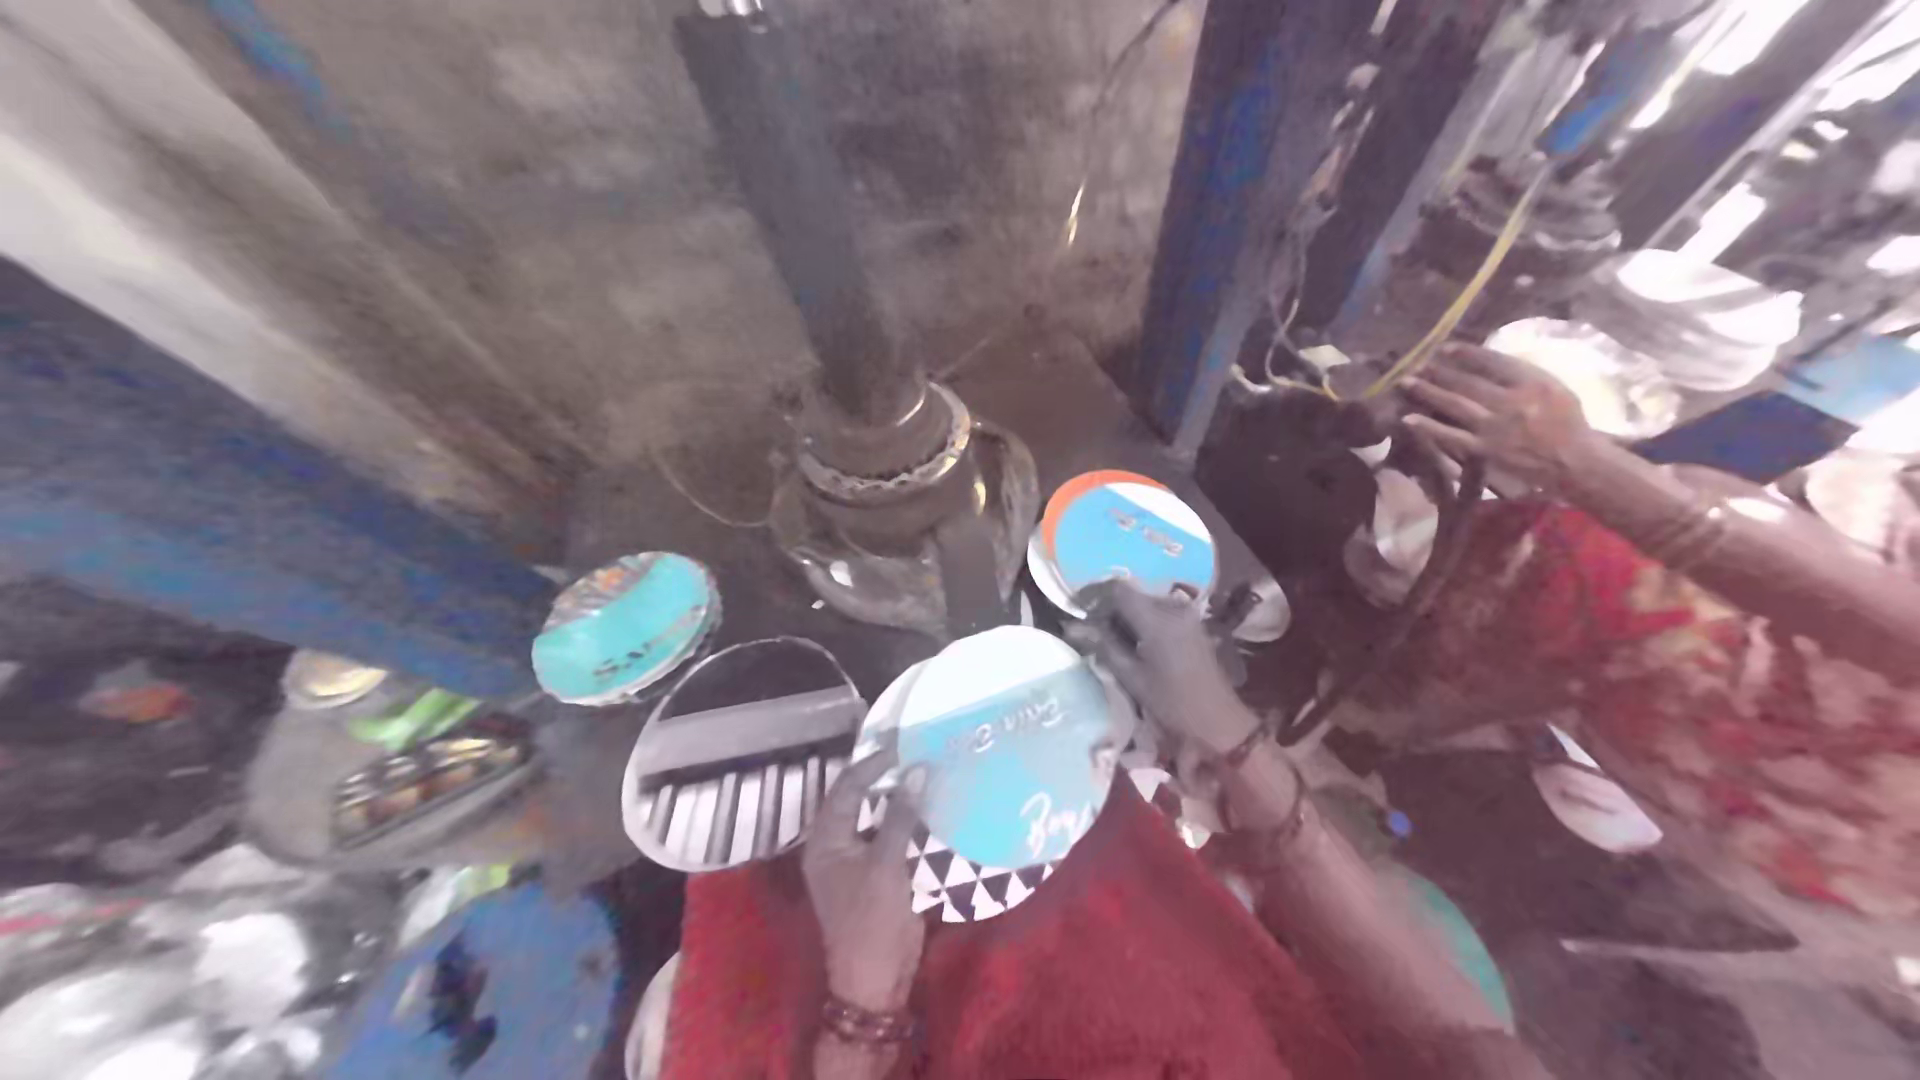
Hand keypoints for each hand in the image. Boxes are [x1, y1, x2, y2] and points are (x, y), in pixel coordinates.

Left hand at [802, 748, 924, 1011]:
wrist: (876, 981)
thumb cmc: (872, 921)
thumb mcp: (886, 865)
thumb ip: (901, 815)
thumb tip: (918, 770)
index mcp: (824, 841)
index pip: (846, 789)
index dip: (872, 764)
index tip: (901, 746)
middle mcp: (833, 845)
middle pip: (855, 798)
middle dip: (880, 775)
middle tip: (910, 751)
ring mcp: (852, 860)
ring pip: (871, 814)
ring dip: (893, 795)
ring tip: (919, 769)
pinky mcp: (872, 872)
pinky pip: (884, 833)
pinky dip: (901, 817)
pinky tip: (923, 805)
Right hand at [1069, 581, 1258, 755]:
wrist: (1218, 720)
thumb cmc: (1172, 702)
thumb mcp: (1131, 675)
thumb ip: (1101, 645)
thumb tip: (1071, 626)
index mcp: (1156, 618)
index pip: (1116, 588)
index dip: (1091, 594)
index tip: (1074, 608)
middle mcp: (1172, 607)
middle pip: (1130, 593)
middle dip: (1106, 607)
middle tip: (1088, 629)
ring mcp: (1185, 613)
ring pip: (1142, 601)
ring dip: (1122, 614)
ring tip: (1106, 637)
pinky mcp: (1191, 622)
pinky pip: (1157, 610)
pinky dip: (1139, 619)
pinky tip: (1130, 640)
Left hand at [1402, 343, 1601, 489]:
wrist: (1573, 461)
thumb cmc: (1566, 422)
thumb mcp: (1555, 389)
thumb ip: (1523, 375)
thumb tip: (1488, 360)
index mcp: (1534, 383)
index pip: (1495, 362)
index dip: (1466, 353)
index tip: (1444, 348)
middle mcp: (1512, 402)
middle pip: (1468, 382)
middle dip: (1439, 372)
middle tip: (1416, 365)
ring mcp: (1495, 426)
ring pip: (1454, 404)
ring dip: (1427, 392)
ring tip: (1405, 383)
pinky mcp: (1483, 448)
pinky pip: (1450, 435)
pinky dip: (1427, 427)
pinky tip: (1407, 419)